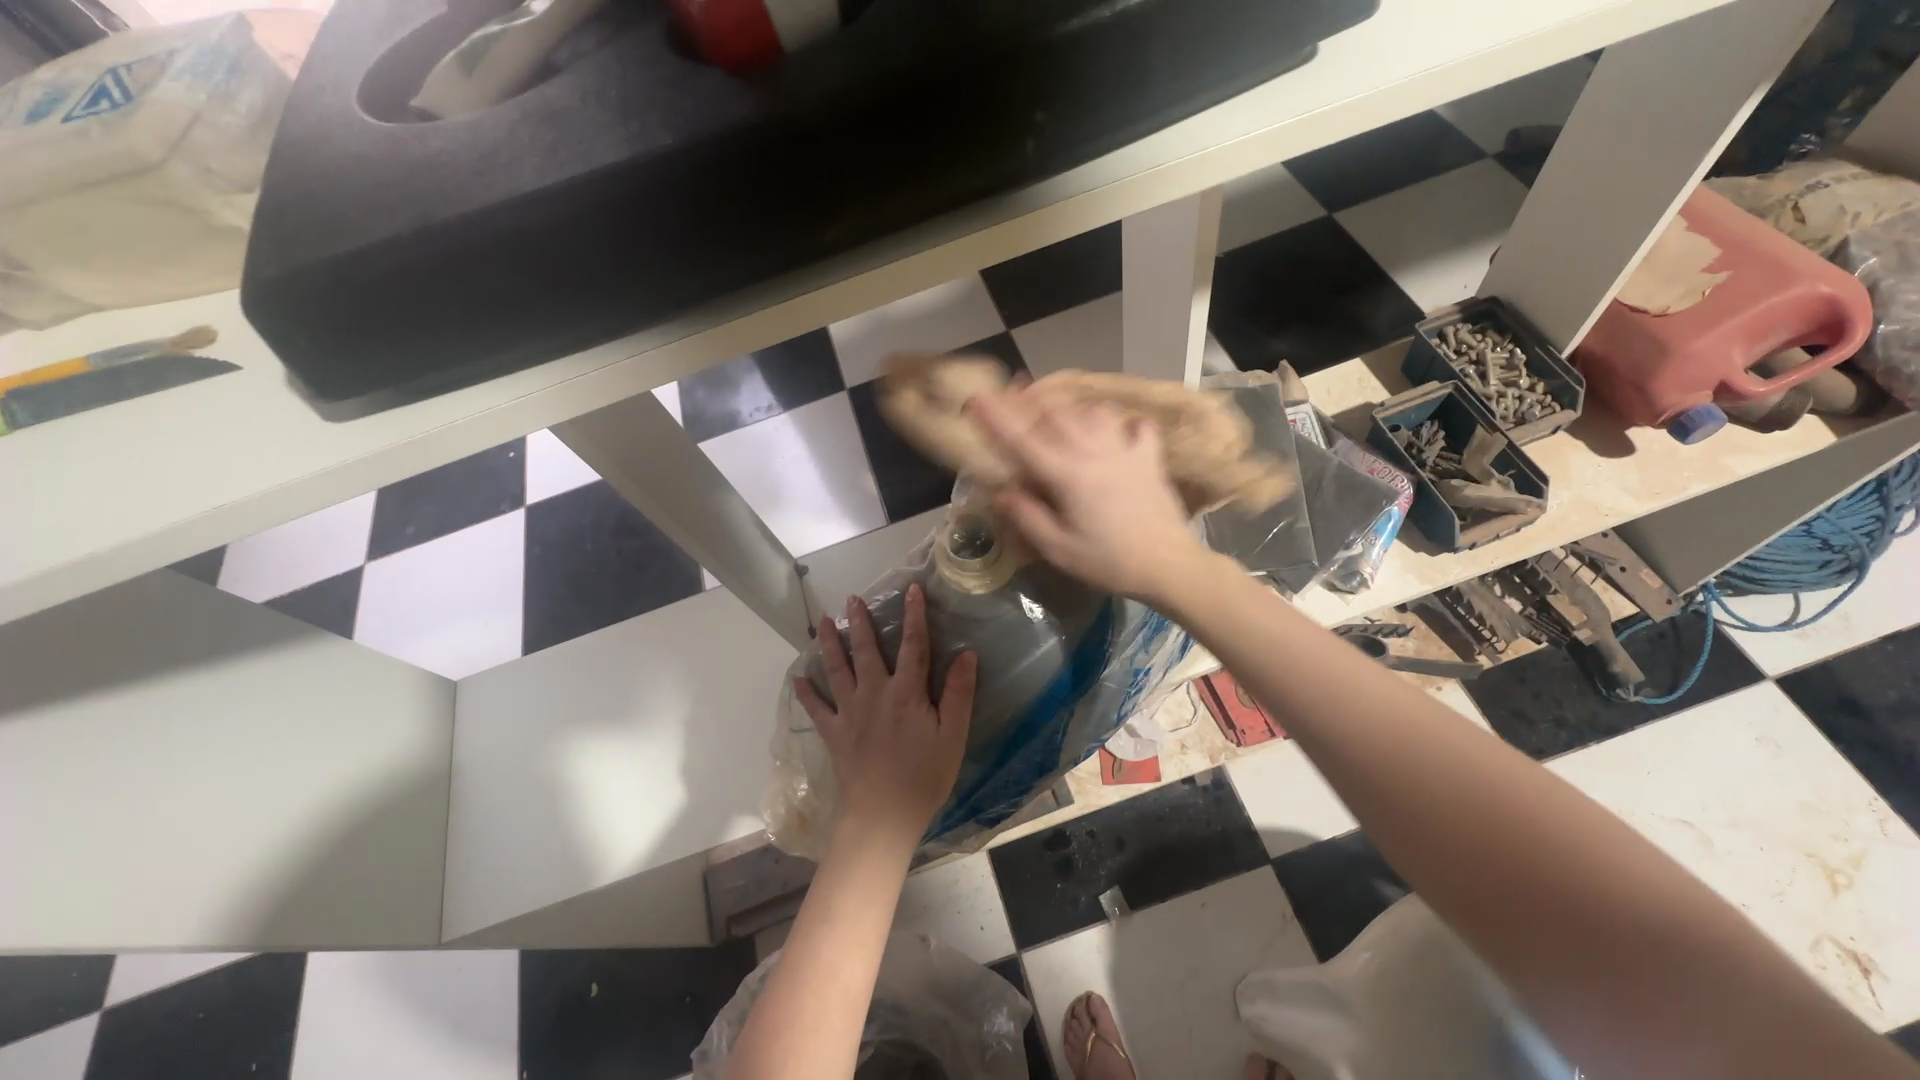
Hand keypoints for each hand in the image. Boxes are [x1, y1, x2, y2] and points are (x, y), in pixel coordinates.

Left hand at [794, 584, 975, 848]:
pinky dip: (807, 693)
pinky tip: (798, 679)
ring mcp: (849, 713)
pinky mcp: (834, 734)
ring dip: (831, 644)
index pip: (914, 646)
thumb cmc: (924, 777)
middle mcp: (875, 694)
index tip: (911, 589)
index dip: (914, 616)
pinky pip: (816, 709)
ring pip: (838, 670)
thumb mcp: (953, 736)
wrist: (883, 815)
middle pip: (867, 650)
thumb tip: (966, 655)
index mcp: (907, 693)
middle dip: (861, 622)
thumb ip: (958, 694)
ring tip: (824, 623)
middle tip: (852, 599)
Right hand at [969, 385, 1212, 602]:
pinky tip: (1113, 431)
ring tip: (1059, 415)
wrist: (1169, 565)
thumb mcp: (1059, 550)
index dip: (997, 418)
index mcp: (1068, 476)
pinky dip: (1119, 422)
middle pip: (1057, 413)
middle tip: (1012, 399)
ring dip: (1071, 409)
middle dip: (1030, 402)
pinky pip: (1133, 424)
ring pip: (1092, 411)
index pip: (1023, 440)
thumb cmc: (1110, 562)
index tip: (977, 398)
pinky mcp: (1149, 456)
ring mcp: (1125, 450)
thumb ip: (1028, 518)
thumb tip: (1003, 492)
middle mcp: (1095, 452)